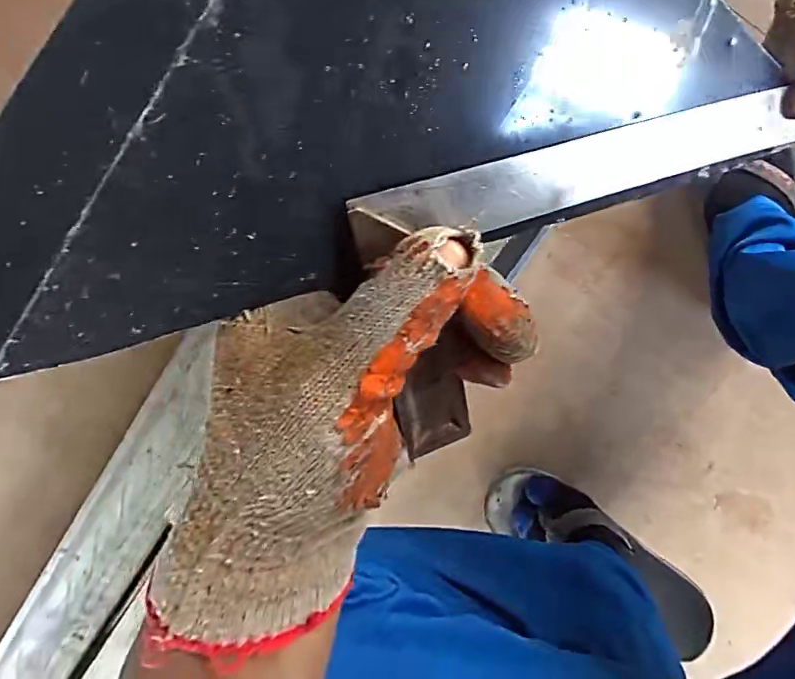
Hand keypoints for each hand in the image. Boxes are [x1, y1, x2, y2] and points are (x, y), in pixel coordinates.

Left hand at [138, 229, 533, 671]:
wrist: (281, 555)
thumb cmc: (286, 464)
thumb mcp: (337, 377)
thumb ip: (394, 310)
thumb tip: (452, 245)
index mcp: (289, 285)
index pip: (368, 239)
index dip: (429, 248)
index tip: (479, 272)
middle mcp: (319, 297)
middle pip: (407, 268)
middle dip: (465, 294)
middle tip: (512, 328)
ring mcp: (350, 331)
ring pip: (427, 302)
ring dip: (475, 322)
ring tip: (514, 349)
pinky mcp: (377, 365)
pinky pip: (430, 340)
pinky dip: (465, 350)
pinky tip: (492, 367)